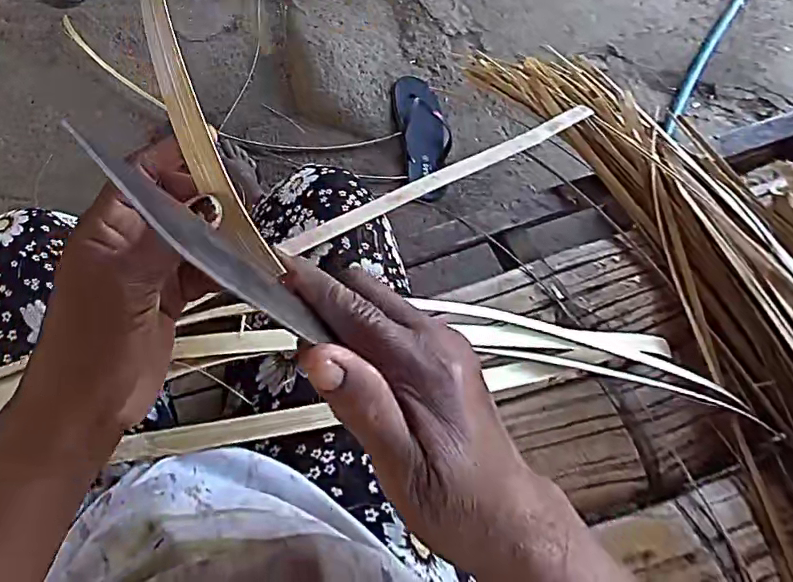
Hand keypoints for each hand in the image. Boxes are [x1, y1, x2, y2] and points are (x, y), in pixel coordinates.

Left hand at [13, 137, 212, 442]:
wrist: (83, 414)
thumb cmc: (91, 345)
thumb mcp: (127, 285)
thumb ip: (166, 242)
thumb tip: (205, 206)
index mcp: (104, 229)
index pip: (138, 175)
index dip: (169, 155)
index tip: (205, 142)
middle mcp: (126, 243)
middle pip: (168, 201)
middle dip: (201, 192)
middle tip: (239, 189)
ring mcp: (147, 270)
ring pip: (188, 235)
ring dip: (216, 229)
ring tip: (247, 223)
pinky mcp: (165, 297)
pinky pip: (197, 269)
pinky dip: (218, 265)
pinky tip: (241, 263)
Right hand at [284, 257, 626, 581]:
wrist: (511, 518)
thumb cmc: (458, 503)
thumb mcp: (401, 467)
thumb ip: (361, 404)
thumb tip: (318, 355)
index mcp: (423, 362)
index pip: (353, 306)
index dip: (312, 287)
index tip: (281, 274)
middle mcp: (436, 338)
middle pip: (366, 288)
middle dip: (324, 295)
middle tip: (292, 322)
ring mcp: (444, 339)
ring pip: (378, 299)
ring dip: (343, 311)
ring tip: (319, 351)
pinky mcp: (445, 349)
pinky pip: (392, 317)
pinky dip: (362, 324)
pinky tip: (355, 363)